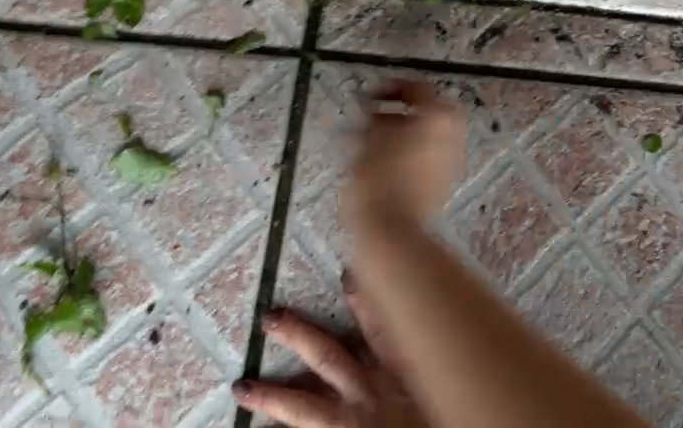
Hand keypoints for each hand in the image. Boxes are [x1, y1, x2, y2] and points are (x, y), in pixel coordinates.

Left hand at [235, 296, 427, 427]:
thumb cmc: (441, 410)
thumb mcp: (440, 384)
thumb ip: (425, 359)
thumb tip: (437, 332)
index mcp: (402, 369)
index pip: (378, 323)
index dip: (361, 297)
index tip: (346, 270)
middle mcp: (371, 391)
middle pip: (327, 356)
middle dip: (298, 335)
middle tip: (270, 316)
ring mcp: (351, 421)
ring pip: (304, 406)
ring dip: (272, 396)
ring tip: (241, 388)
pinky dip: (282, 423)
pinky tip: (257, 419)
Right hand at [343, 80, 462, 230]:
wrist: (392, 229)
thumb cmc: (379, 179)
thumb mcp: (370, 139)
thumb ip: (377, 117)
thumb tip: (376, 109)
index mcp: (438, 117)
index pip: (419, 88)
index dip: (393, 87)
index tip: (371, 95)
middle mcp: (451, 135)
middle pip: (427, 112)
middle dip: (400, 112)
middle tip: (375, 118)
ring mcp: (450, 160)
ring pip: (425, 136)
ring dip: (400, 133)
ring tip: (372, 142)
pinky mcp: (442, 181)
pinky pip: (425, 157)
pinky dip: (406, 153)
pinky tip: (382, 163)